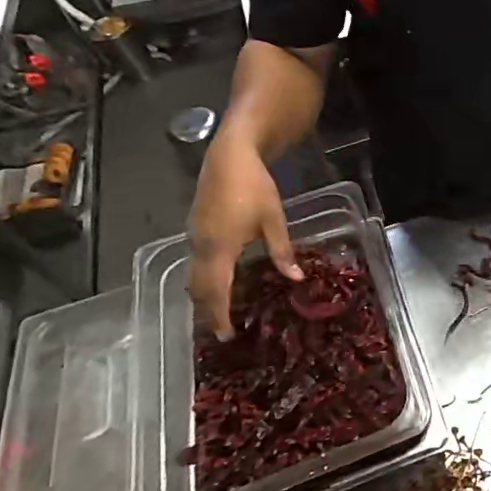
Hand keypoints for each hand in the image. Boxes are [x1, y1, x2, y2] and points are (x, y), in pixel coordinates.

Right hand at [188, 134, 300, 339]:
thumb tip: (297, 279)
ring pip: (194, 275)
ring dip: (204, 296)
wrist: (229, 154)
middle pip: (198, 288)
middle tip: (223, 330)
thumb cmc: (253, 186)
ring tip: (219, 310)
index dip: (220, 317)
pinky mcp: (194, 226)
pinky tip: (218, 279)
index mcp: (220, 249)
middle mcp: (201, 247)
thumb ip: (282, 252)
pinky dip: (203, 278)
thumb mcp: (273, 220)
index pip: (216, 293)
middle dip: (208, 312)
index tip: (227, 336)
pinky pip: (195, 261)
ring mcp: (194, 235)